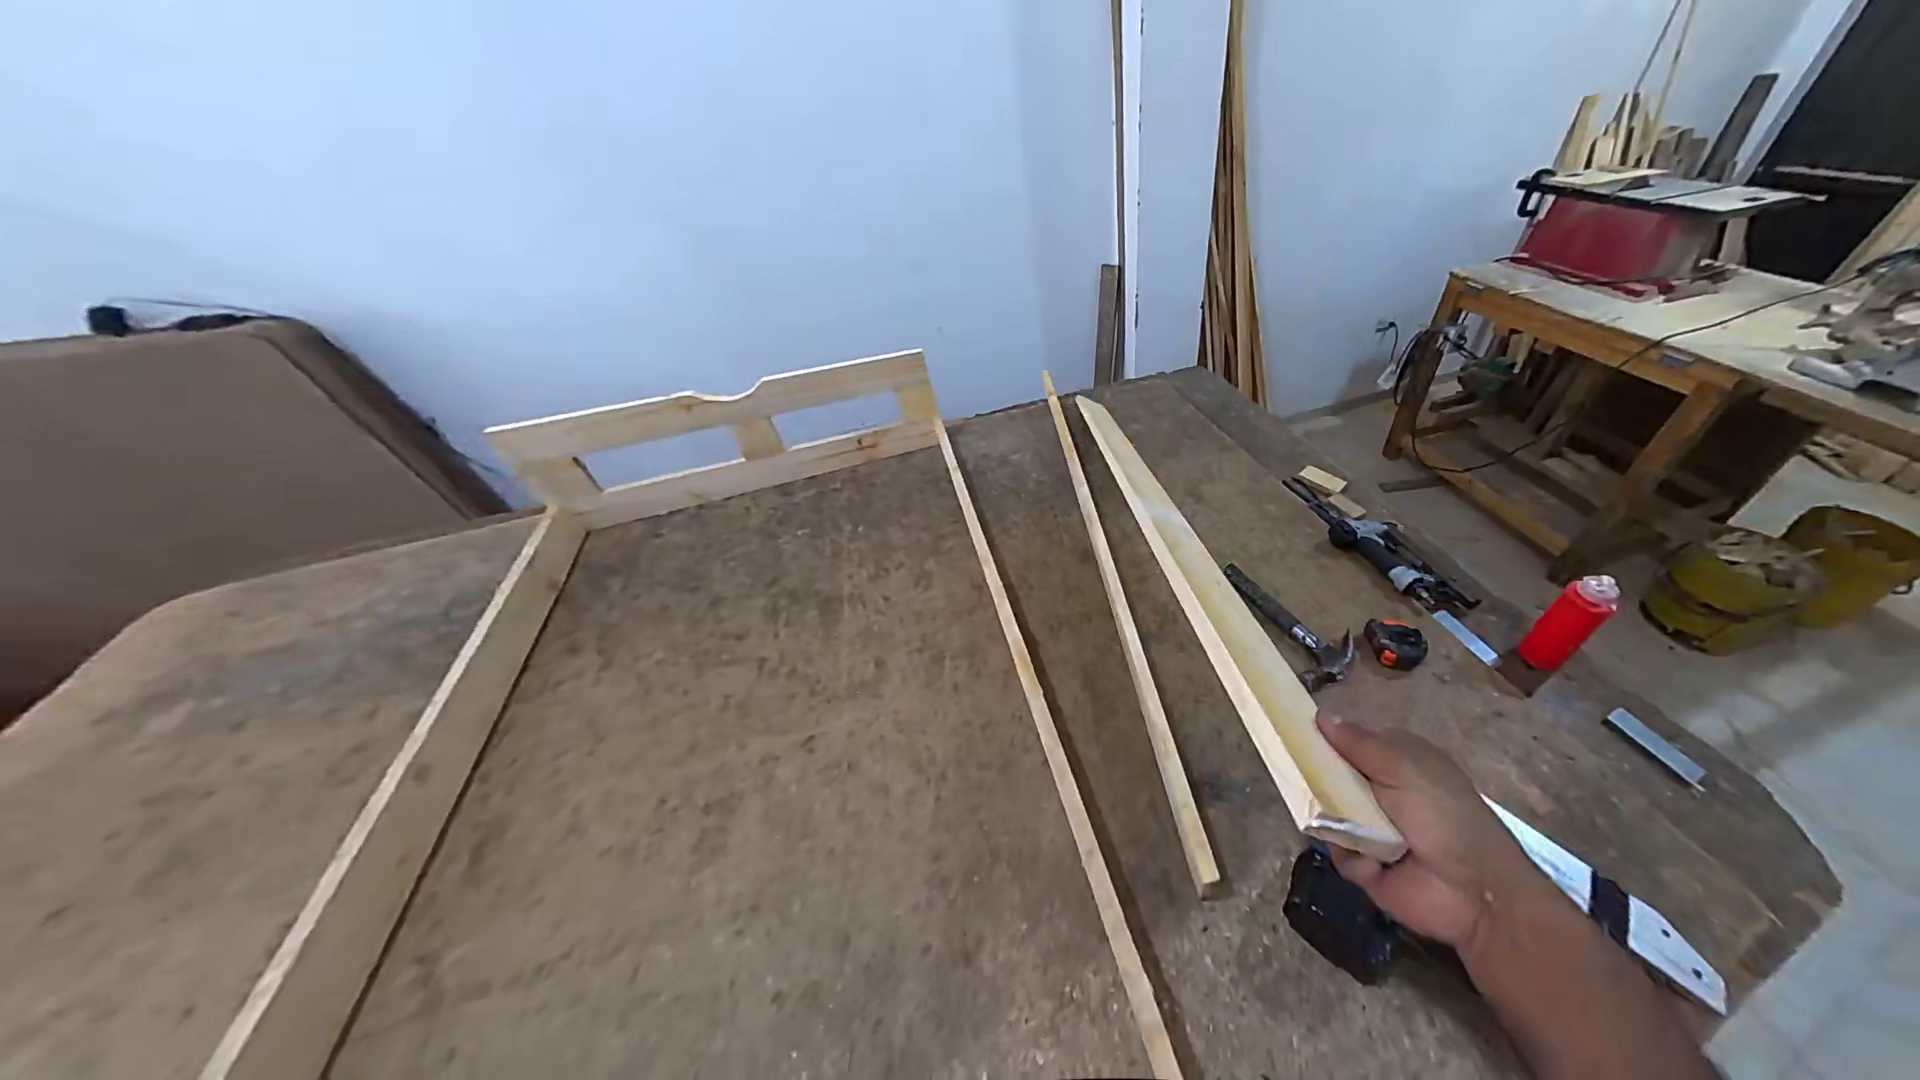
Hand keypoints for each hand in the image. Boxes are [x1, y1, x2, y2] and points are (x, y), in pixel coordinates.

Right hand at [1316, 714, 1554, 951]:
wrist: (1476, 892)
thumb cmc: (1443, 815)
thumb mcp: (1402, 768)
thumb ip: (1358, 743)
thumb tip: (1320, 716)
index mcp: (1398, 763)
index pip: (1352, 743)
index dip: (1327, 739)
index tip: (1297, 735)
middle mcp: (1383, 793)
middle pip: (1332, 776)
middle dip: (1316, 776)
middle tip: (1297, 772)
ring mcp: (1371, 828)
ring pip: (1327, 811)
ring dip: (1329, 814)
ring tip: (1338, 817)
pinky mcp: (1364, 863)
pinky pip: (1336, 848)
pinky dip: (1346, 851)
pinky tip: (1366, 856)